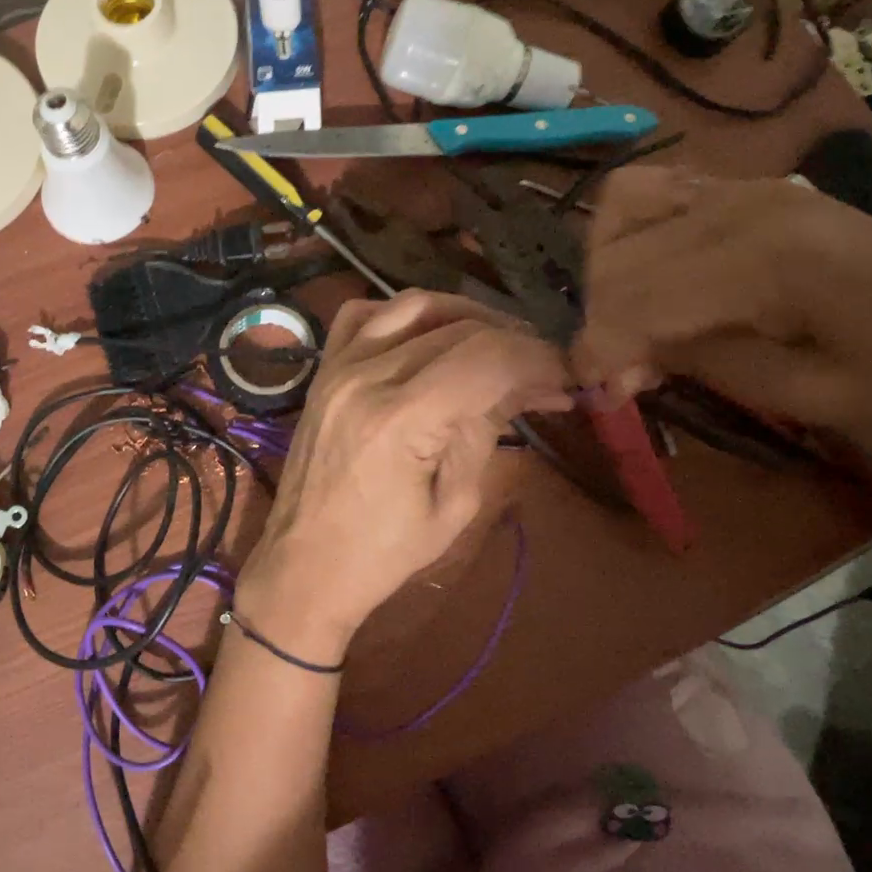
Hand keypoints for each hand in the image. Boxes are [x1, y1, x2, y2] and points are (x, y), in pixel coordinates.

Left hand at [236, 291, 572, 662]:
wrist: (305, 565)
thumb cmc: (383, 552)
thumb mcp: (454, 502)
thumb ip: (488, 429)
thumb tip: (538, 383)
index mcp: (400, 418)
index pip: (487, 357)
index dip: (538, 358)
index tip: (566, 376)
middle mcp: (366, 377)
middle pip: (458, 328)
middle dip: (514, 342)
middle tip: (543, 371)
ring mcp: (337, 368)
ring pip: (414, 306)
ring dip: (466, 316)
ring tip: (499, 344)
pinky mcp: (322, 371)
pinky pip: (363, 315)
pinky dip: (405, 315)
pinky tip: (430, 337)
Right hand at [573, 166, 871, 429]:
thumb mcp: (805, 394)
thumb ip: (703, 364)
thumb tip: (618, 362)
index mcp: (769, 260)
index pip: (639, 298)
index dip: (600, 349)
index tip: (595, 394)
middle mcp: (744, 205)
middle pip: (619, 257)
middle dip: (601, 320)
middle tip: (623, 375)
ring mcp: (743, 185)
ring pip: (619, 212)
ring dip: (604, 273)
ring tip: (627, 319)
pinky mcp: (745, 185)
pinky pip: (649, 188)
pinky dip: (623, 230)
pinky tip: (642, 272)